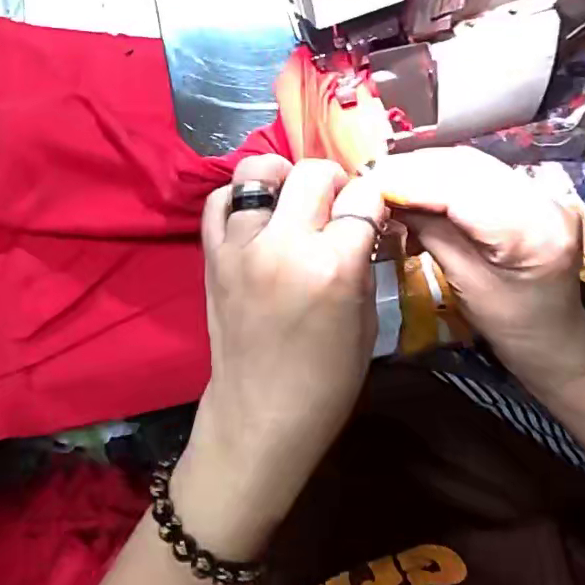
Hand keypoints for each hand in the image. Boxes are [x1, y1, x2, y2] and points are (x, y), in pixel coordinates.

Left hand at [174, 155, 384, 557]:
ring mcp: (239, 246)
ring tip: (291, 200)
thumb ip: (362, 262)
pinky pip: (218, 201)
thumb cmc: (326, 379)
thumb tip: (364, 221)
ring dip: (283, 180)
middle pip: (312, 173)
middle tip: (335, 204)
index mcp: (331, 266)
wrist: (260, 412)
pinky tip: (254, 213)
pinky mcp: (211, 255)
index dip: (373, 201)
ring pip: (257, 172)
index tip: (371, 212)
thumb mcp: (365, 321)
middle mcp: (283, 244)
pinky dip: (237, 198)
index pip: (362, 198)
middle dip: (333, 182)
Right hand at [369, 147, 584, 399]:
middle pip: (464, 166)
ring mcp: (538, 192)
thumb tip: (387, 199)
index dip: (409, 182)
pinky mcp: (527, 193)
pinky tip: (413, 186)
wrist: (556, 339)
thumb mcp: (466, 283)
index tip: (366, 183)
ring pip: (467, 163)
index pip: (460, 190)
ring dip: (422, 168)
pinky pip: (475, 171)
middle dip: (411, 169)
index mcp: (533, 230)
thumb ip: (431, 233)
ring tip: (384, 181)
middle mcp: (542, 199)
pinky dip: (438, 175)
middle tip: (368, 178)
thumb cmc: (512, 325)